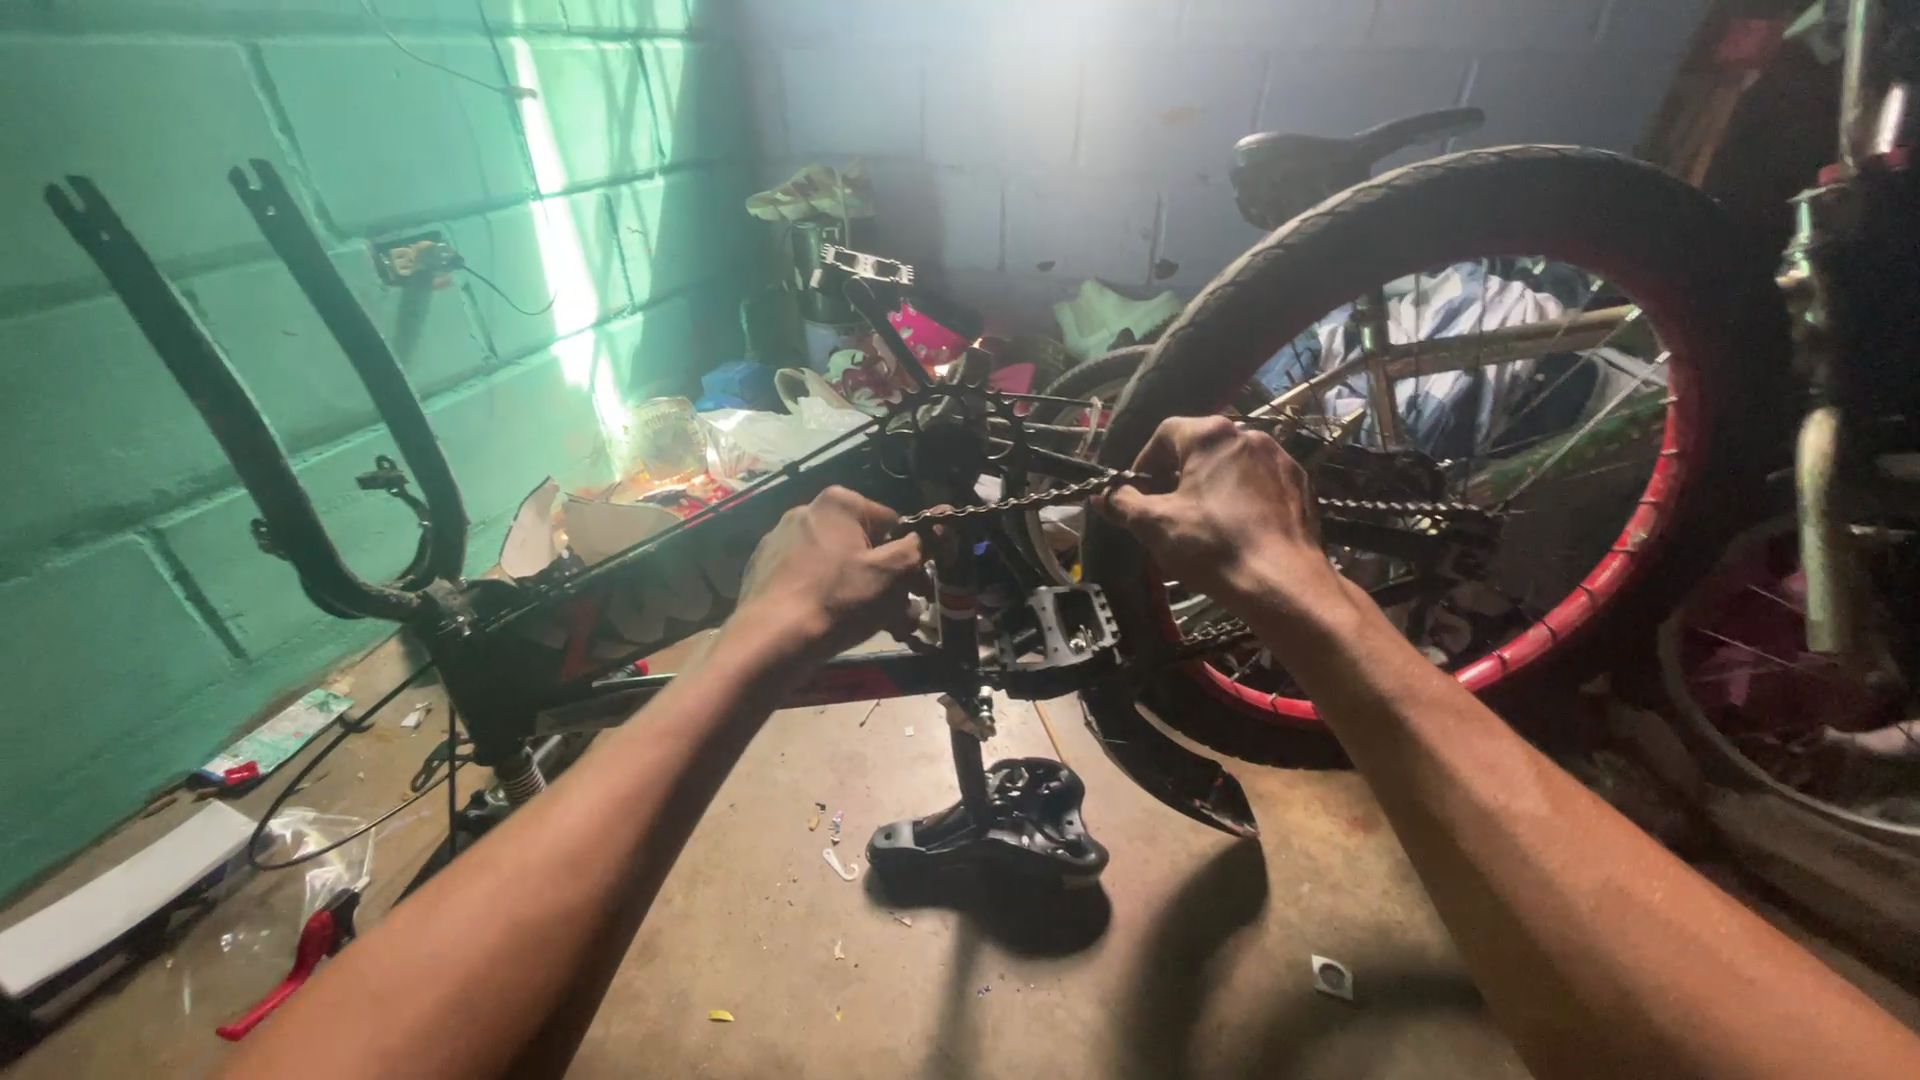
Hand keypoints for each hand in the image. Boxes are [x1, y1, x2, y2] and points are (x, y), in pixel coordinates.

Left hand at [730, 486, 926, 665]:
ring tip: (874, 626)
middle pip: (864, 546)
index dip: (911, 557)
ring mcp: (779, 541)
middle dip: (886, 580)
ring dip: (862, 592)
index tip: (918, 589)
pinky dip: (827, 597)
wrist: (771, 641)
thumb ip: (921, 545)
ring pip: (838, 566)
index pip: (893, 523)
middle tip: (901, 614)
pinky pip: (809, 579)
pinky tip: (833, 625)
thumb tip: (943, 525)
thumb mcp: (893, 573)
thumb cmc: (840, 600)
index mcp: (838, 503)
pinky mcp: (764, 570)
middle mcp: (805, 512)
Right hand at [1101, 416, 1357, 632]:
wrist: (1282, 582)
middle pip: (1200, 448)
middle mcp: (1250, 435)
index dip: (1144, 461)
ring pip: (1231, 466)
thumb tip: (1101, 497)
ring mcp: (1280, 459)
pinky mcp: (1300, 486)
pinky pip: (1258, 484)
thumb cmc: (1212, 546)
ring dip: (1209, 487)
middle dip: (1176, 475)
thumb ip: (1123, 504)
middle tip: (1164, 510)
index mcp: (1212, 435)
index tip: (1137, 492)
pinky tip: (1235, 530)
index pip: (1165, 432)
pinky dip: (1240, 499)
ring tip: (1199, 523)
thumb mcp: (1154, 525)